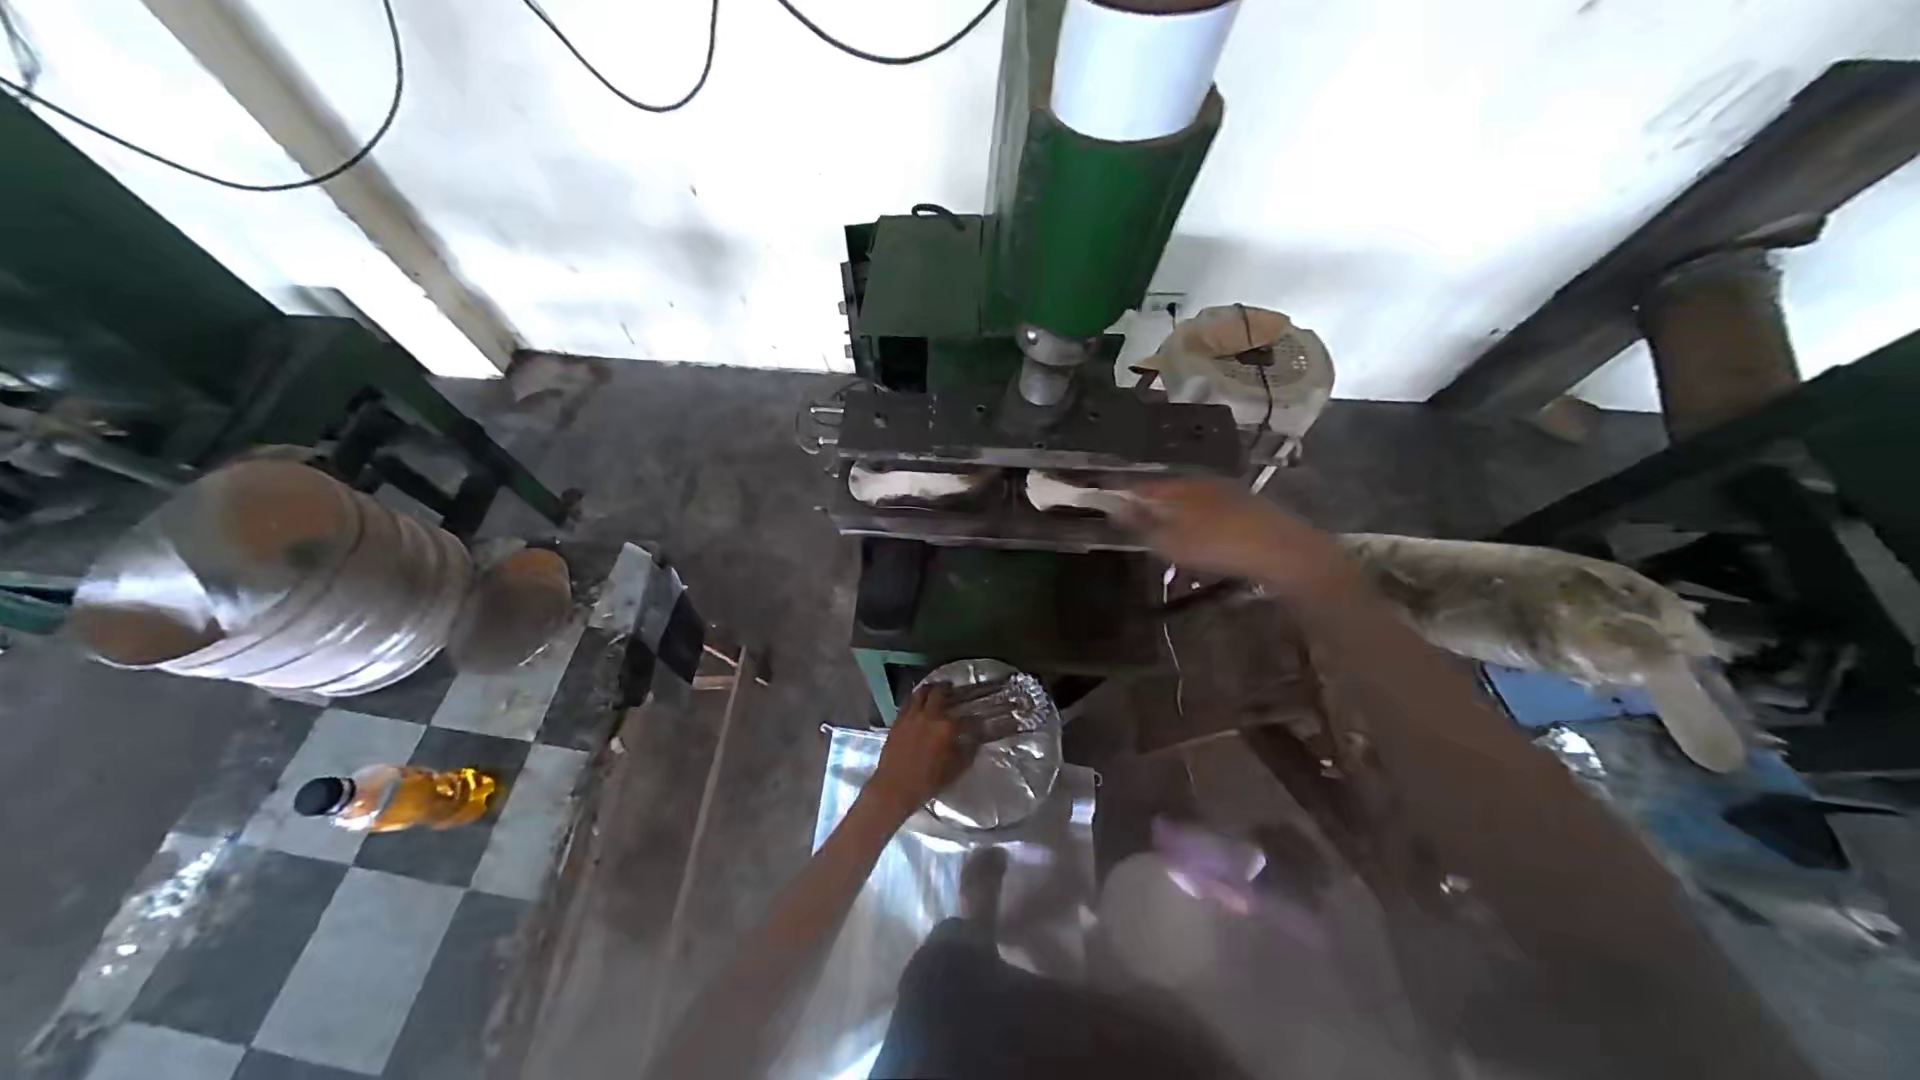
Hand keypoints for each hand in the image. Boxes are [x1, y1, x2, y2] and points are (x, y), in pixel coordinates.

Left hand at [867, 685, 973, 819]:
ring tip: (933, 688)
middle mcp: (929, 716)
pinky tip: (916, 702)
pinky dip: (914, 699)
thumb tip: (974, 740)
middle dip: (947, 688)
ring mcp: (911, 716)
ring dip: (928, 688)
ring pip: (920, 693)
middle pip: (939, 693)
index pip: (966, 718)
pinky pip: (907, 703)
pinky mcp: (898, 721)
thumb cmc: (928, 781)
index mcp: (947, 728)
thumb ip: (967, 751)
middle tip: (950, 687)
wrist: (895, 787)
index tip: (978, 720)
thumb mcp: (955, 769)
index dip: (974, 719)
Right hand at [1124, 478, 1361, 600]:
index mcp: (1182, 486)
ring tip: (1170, 553)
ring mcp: (1229, 496)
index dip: (1122, 495)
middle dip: (1151, 514)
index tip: (1105, 504)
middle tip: (1138, 534)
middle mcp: (1204, 484)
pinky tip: (1201, 557)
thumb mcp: (1172, 540)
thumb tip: (1115, 506)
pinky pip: (1212, 521)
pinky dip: (1199, 536)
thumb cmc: (1221, 546)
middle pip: (1167, 496)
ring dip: (1176, 529)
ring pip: (1191, 510)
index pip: (1142, 486)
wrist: (1288, 553)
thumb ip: (1141, 524)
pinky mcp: (1249, 512)